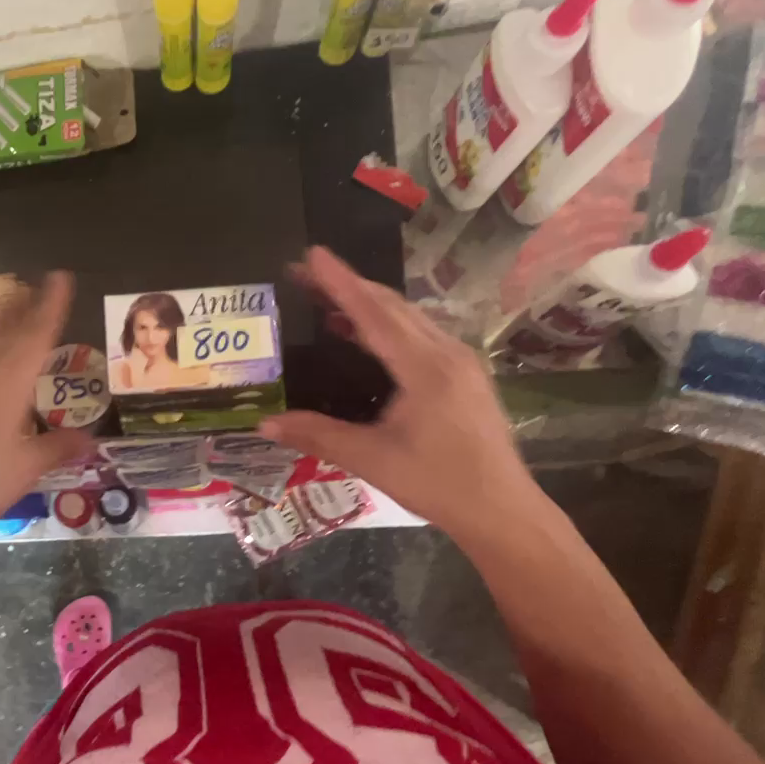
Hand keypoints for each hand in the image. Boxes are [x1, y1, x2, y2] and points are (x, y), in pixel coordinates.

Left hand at [0, 273, 93, 563]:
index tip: (60, 278)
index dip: (51, 306)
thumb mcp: (27, 469)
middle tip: (38, 287)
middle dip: (25, 308)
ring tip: (10, 295)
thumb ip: (59, 446)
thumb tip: (92, 437)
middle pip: (8, 332)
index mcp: (11, 385)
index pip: (37, 336)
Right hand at [259, 246, 542, 539]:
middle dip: (349, 286)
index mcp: (426, 368)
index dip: (341, 283)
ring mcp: (460, 363)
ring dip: (367, 304)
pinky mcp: (462, 376)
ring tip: (326, 298)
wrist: (500, 508)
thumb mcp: (371, 460)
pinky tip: (362, 334)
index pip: (375, 314)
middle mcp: (447, 354)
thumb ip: (317, 436)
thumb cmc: (437, 483)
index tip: (313, 255)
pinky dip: (385, 325)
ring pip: (408, 319)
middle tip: (306, 274)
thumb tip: (265, 422)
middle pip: (393, 307)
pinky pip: (418, 336)